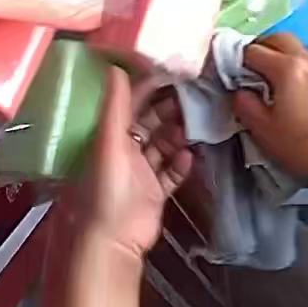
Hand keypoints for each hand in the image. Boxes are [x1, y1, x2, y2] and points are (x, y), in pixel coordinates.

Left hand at [76, 68, 191, 259]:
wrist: (116, 239)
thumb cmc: (110, 189)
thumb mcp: (109, 143)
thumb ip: (116, 107)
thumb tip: (115, 67)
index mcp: (110, 137)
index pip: (131, 103)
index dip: (151, 87)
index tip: (175, 71)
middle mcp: (124, 151)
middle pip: (150, 122)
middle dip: (171, 109)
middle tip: (196, 96)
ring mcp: (140, 172)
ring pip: (163, 145)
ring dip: (178, 135)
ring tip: (197, 124)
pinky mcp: (154, 192)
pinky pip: (170, 173)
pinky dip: (180, 164)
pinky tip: (191, 156)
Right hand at [232, 33, 307, 189]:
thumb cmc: (303, 146)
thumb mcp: (262, 130)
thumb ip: (244, 105)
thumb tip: (239, 92)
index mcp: (287, 69)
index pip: (252, 51)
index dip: (234, 59)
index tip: (226, 73)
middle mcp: (307, 61)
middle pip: (278, 39)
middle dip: (257, 48)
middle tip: (244, 69)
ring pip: (295, 49)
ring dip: (276, 55)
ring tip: (263, 80)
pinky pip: (306, 62)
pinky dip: (291, 66)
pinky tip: (286, 90)